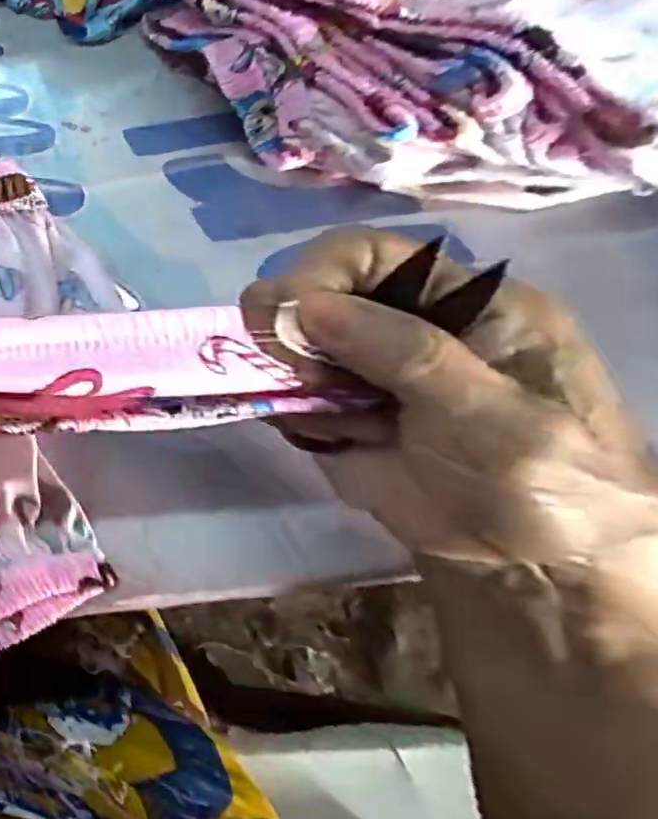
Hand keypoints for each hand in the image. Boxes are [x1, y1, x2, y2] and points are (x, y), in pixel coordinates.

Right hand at [241, 229, 657, 564]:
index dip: (313, 276)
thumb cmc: (543, 487)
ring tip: (330, 416)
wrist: (524, 566)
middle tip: (306, 378)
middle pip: (307, 290)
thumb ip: (407, 354)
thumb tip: (301, 305)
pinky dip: (285, 405)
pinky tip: (327, 435)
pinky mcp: (328, 397)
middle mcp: (407, 321)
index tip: (292, 326)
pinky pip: (275, 381)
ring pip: (280, 337)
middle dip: (289, 333)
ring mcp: (362, 361)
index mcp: (469, 305)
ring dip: (285, 375)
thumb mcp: (496, 420)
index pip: (363, 252)